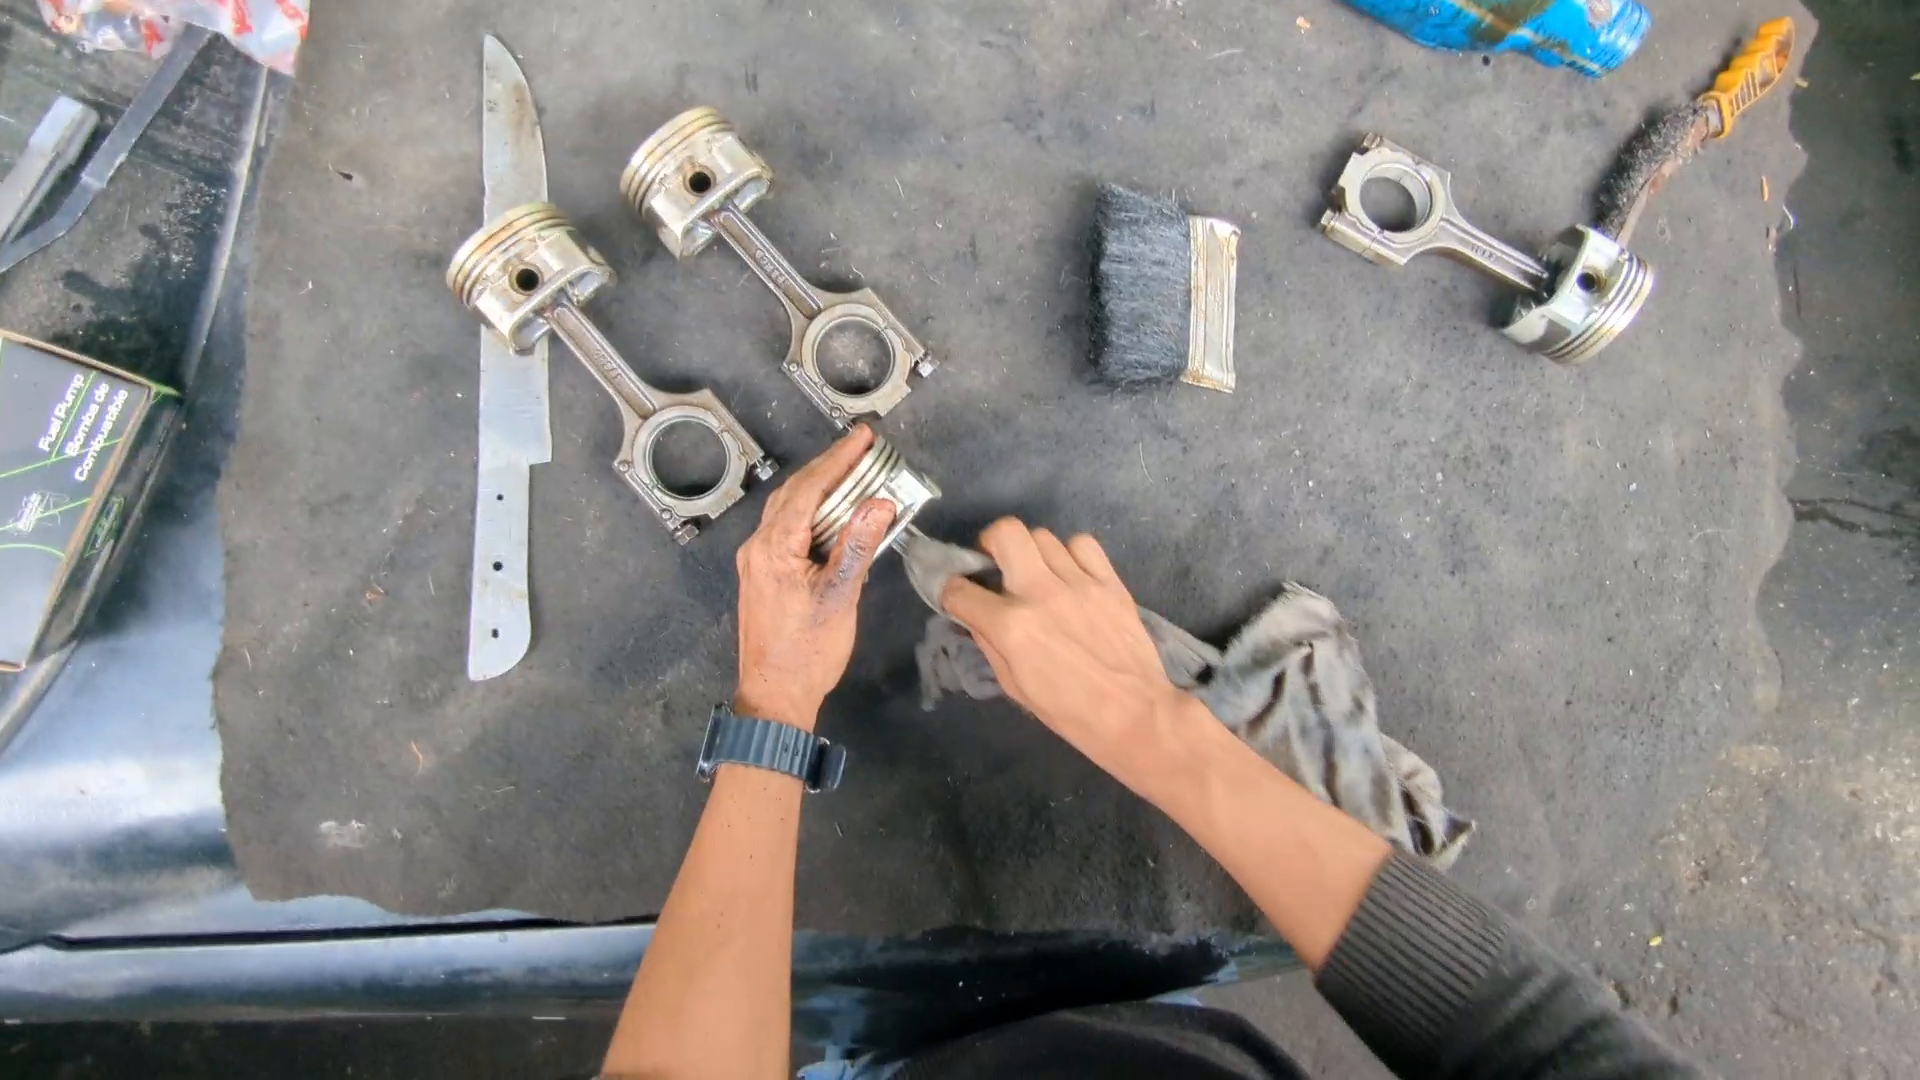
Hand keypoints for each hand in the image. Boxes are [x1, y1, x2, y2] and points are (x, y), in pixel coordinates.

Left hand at [735, 425, 896, 728]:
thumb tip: (880, 504)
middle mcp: (758, 545)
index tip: (864, 437)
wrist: (774, 695)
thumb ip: (858, 546)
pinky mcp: (762, 573)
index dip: (838, 460)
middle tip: (862, 448)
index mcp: (774, 547)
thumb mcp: (840, 597)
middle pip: (794, 492)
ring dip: (819, 486)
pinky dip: (811, 510)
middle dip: (829, 466)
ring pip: (788, 508)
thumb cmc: (809, 651)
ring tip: (852, 472)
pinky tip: (832, 512)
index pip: (809, 489)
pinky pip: (786, 527)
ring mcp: (756, 559)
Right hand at [941, 519, 1193, 788]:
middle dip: (990, 543)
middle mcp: (1041, 593)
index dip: (950, 591)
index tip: (957, 595)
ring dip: (1032, 553)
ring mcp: (1079, 583)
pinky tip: (1072, 575)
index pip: (960, 590)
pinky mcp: (1111, 582)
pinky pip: (1083, 544)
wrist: (1135, 715)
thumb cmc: (1069, 712)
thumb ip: (989, 644)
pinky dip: (1071, 554)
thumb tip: (973, 615)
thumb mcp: (1014, 686)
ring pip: (1043, 536)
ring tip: (1038, 575)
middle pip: (1006, 533)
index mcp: (1011, 627)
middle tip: (996, 563)